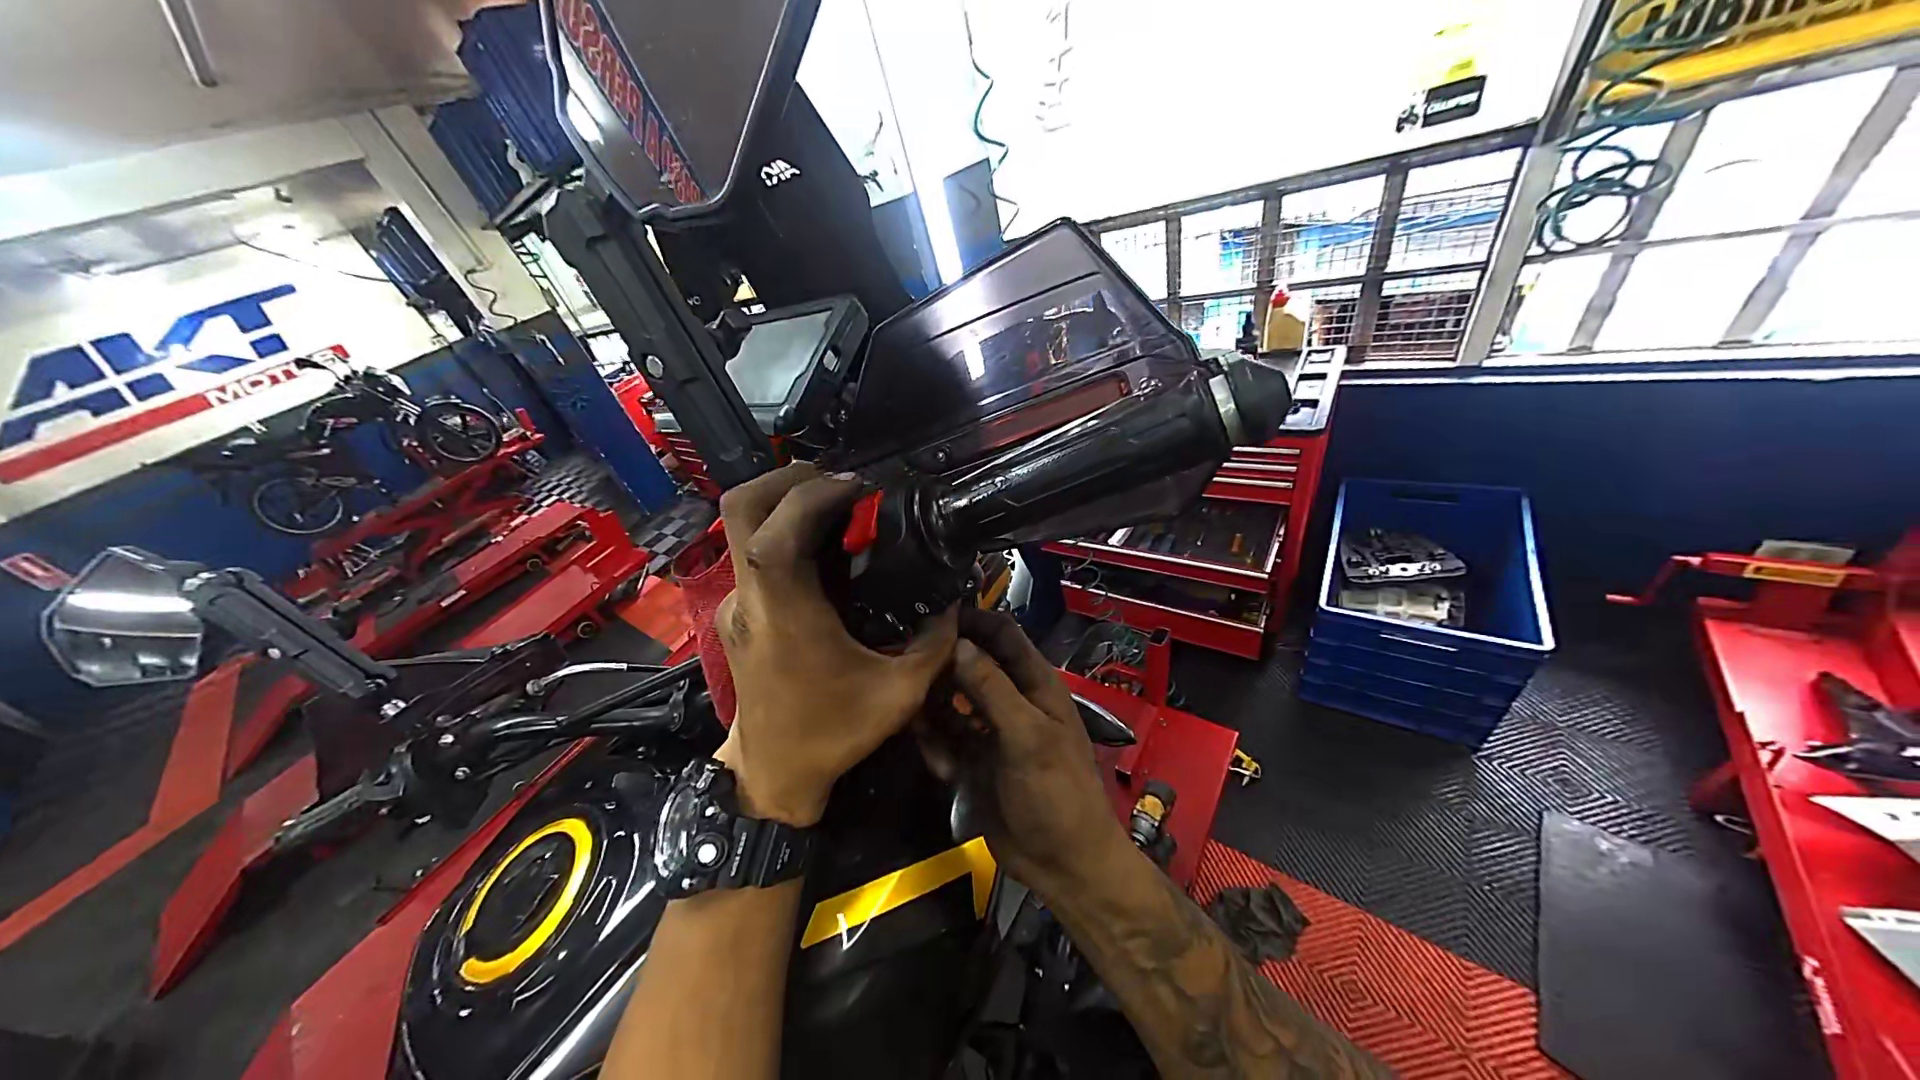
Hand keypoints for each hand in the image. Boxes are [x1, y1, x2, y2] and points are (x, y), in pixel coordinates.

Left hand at [714, 463, 957, 826]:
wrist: (773, 774)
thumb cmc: (832, 734)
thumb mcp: (901, 693)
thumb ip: (935, 644)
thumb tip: (953, 604)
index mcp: (784, 614)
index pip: (777, 531)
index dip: (814, 495)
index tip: (859, 488)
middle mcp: (749, 599)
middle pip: (741, 508)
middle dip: (788, 478)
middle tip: (840, 484)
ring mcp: (735, 604)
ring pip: (742, 526)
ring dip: (786, 501)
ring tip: (838, 506)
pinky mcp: (737, 612)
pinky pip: (755, 553)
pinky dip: (785, 533)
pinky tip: (826, 550)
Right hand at [918, 608, 1129, 898]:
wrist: (1063, 864)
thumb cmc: (1058, 794)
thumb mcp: (1028, 736)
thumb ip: (992, 689)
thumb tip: (958, 644)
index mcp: (1034, 684)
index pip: (1001, 635)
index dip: (970, 620)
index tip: (929, 612)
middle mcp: (1009, 701)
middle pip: (968, 666)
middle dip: (940, 662)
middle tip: (900, 656)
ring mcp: (988, 732)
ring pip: (950, 702)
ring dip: (929, 703)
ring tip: (902, 701)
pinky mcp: (971, 762)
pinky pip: (943, 739)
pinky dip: (932, 741)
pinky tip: (927, 751)